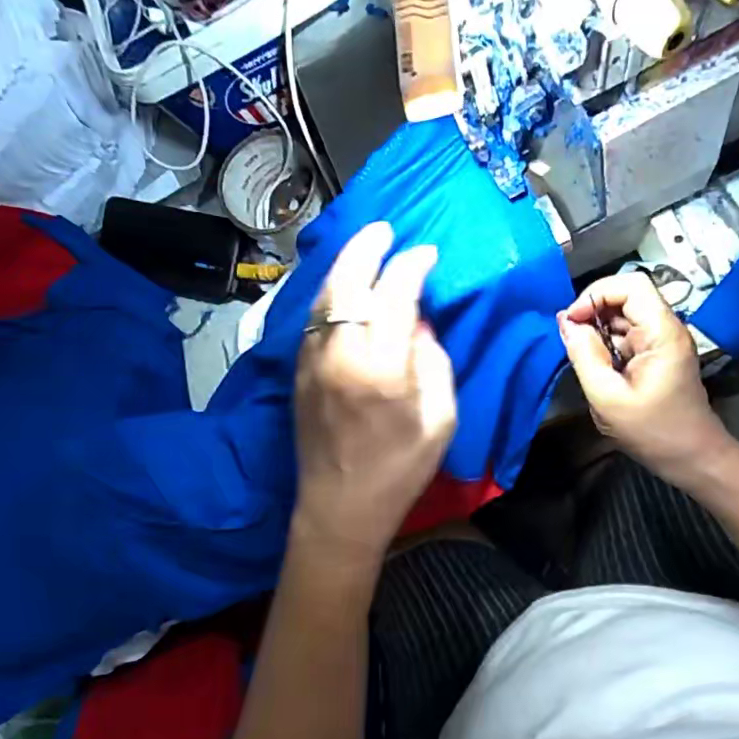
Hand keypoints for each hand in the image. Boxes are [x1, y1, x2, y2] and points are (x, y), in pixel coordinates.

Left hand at [294, 221, 457, 554]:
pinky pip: (312, 318)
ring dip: (344, 265)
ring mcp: (312, 361)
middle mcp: (340, 354)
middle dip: (367, 247)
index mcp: (382, 368)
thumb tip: (418, 323)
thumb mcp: (441, 421)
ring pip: (324, 296)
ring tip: (364, 247)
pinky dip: (329, 293)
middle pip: (348, 281)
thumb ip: (432, 362)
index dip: (412, 266)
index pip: (395, 294)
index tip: (427, 254)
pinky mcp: (298, 372)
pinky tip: (343, 286)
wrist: (340, 509)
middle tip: (385, 229)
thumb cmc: (400, 472)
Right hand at [558, 271, 737, 485]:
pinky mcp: (656, 355)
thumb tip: (566, 323)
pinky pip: (627, 335)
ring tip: (579, 352)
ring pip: (624, 315)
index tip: (572, 320)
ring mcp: (662, 342)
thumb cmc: (653, 431)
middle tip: (570, 336)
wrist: (692, 457)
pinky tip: (594, 363)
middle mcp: (666, 329)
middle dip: (593, 310)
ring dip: (598, 327)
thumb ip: (584, 356)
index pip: (631, 285)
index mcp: (662, 332)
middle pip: (627, 296)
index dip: (596, 293)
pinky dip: (606, 342)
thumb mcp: (607, 397)